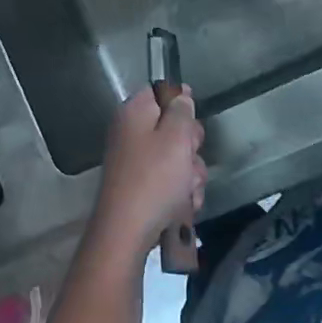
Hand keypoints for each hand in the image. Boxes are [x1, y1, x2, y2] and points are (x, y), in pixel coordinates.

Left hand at [93, 85, 205, 254]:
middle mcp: (131, 133)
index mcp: (134, 113)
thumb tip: (180, 95)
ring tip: (187, 190)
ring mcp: (135, 161)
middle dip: (191, 146)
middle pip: (173, 127)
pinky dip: (180, 192)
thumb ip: (181, 112)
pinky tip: (183, 205)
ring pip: (177, 158)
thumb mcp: (176, 138)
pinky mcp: (141, 186)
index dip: (181, 103)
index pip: (159, 92)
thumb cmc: (154, 179)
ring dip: (191, 174)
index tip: (193, 120)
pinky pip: (170, 180)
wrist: (127, 230)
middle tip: (190, 158)